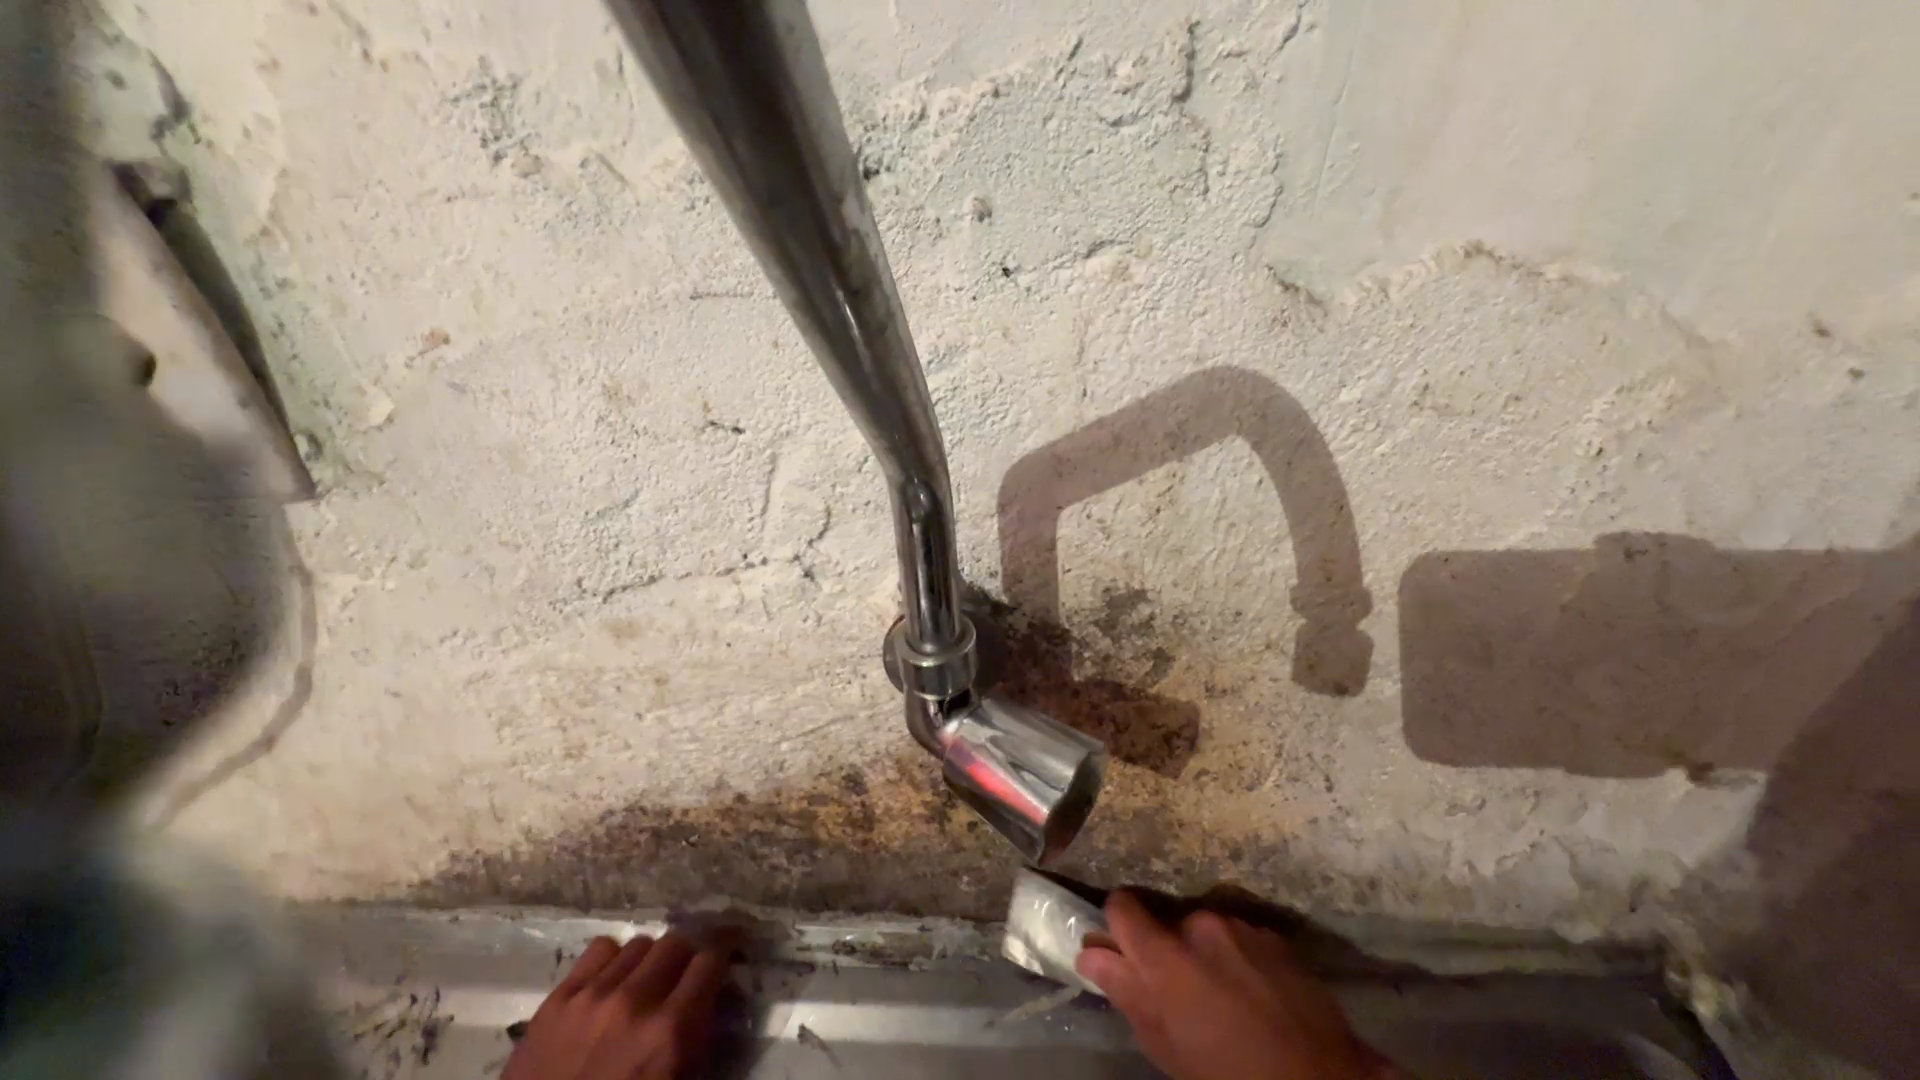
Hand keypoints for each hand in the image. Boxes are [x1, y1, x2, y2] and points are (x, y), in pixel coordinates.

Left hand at [503, 931, 733, 1079]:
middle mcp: (635, 1002)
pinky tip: (612, 982)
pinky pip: (600, 950)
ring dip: (651, 960)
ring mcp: (592, 996)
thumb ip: (699, 1041)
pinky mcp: (557, 1000)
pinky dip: (614, 960)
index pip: (711, 960)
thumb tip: (711, 1000)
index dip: (724, 954)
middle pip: (676, 942)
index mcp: (671, 1033)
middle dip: (688, 957)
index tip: (727, 956)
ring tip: (646, 983)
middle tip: (685, 977)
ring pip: (640, 943)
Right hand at [1075, 892, 1395, 1079]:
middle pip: (1167, 922)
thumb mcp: (1166, 1046)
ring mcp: (1243, 927)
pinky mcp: (1276, 936)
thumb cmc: (1229, 1074)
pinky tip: (1256, 995)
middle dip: (1168, 950)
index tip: (1124, 953)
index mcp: (1166, 953)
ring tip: (1225, 999)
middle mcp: (1201, 924)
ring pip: (1205, 928)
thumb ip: (1126, 992)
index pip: (1121, 905)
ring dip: (1205, 953)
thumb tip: (1091, 954)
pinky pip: (1241, 937)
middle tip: (1182, 996)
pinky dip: (1238, 958)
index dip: (1117, 927)